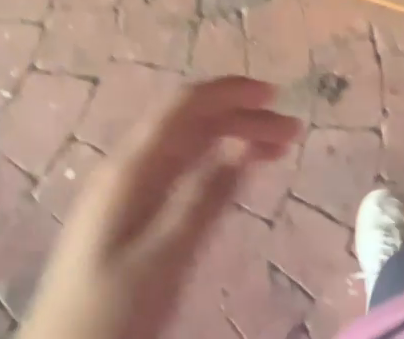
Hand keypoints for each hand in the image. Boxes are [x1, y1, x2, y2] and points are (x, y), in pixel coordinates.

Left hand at [19, 77, 301, 338]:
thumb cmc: (112, 311)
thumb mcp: (166, 256)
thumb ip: (204, 196)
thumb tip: (243, 143)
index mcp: (131, 168)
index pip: (184, 106)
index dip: (230, 92)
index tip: (276, 96)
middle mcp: (126, 168)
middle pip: (190, 122)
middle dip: (241, 116)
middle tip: (291, 131)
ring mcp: (124, 192)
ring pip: (186, 145)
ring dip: (231, 137)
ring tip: (275, 148)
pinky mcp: (127, 216)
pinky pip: (178, 169)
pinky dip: (214, 161)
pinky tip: (234, 172)